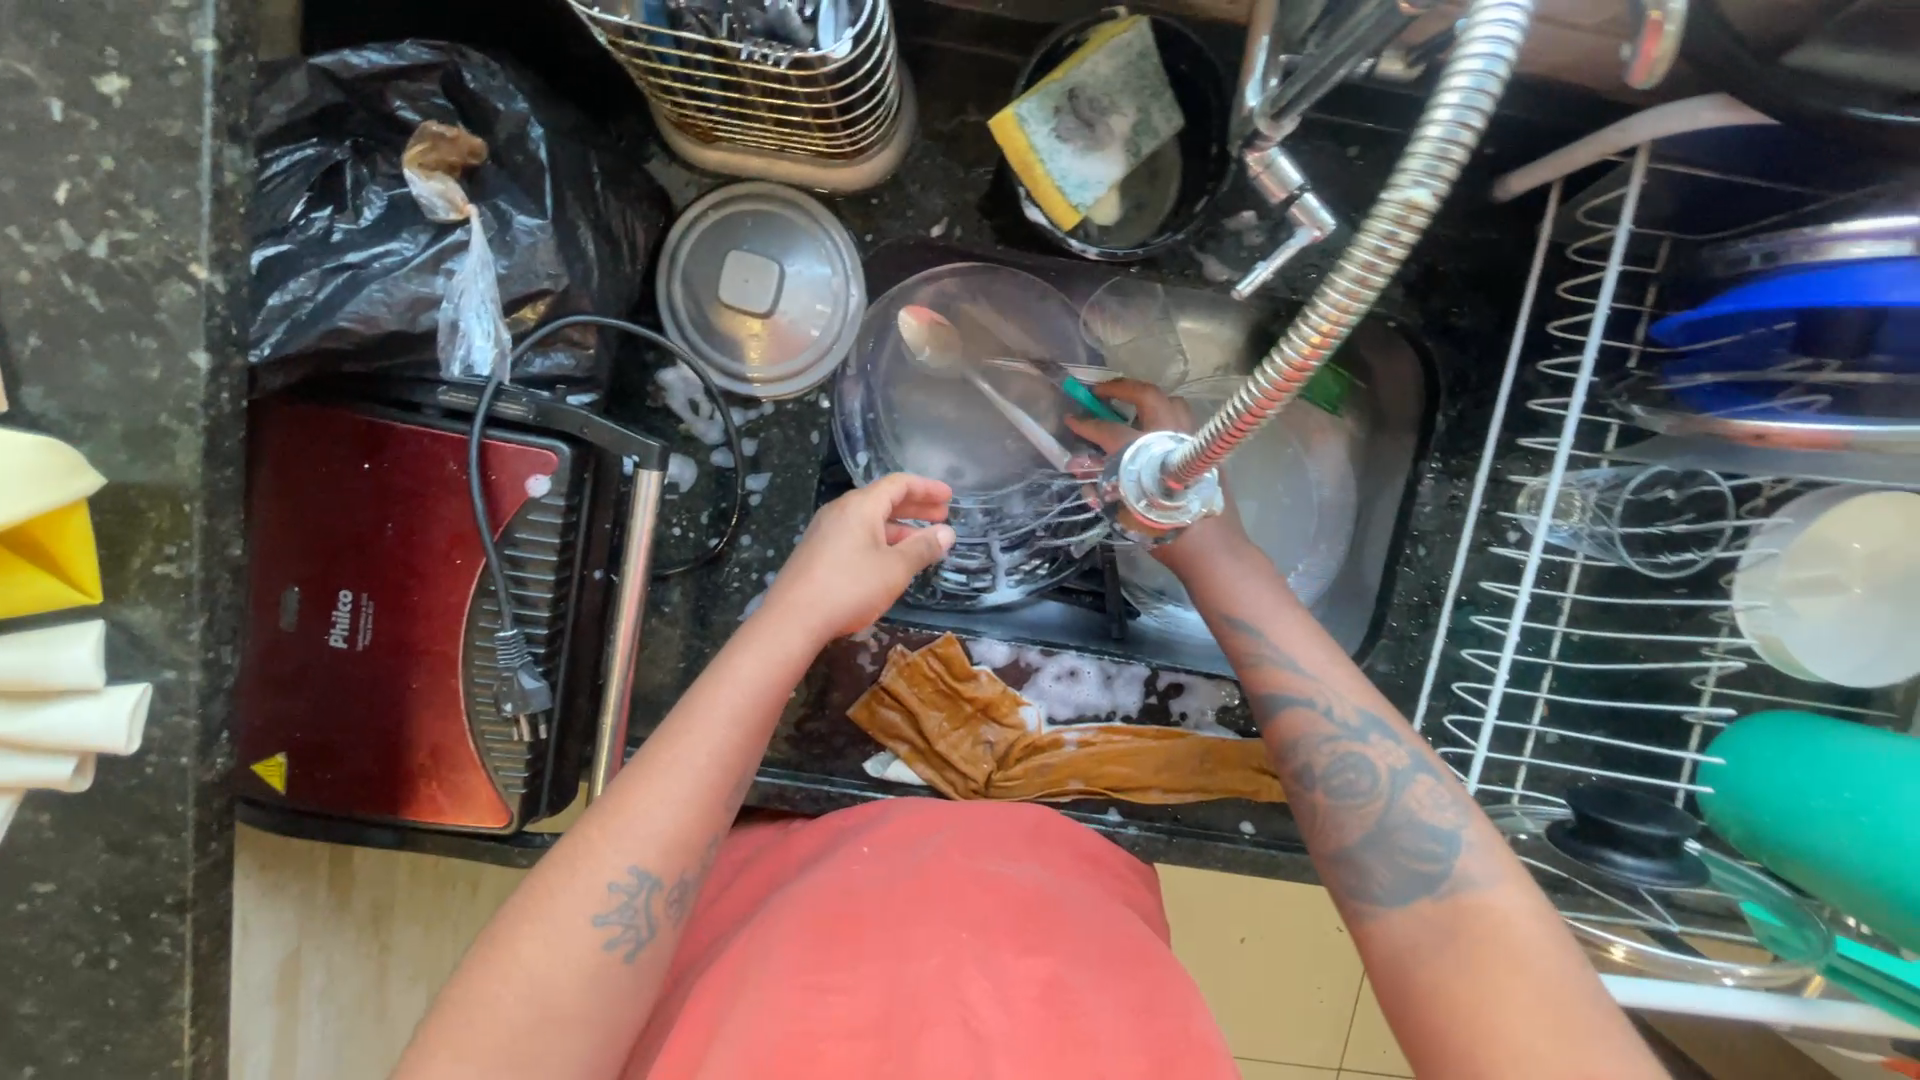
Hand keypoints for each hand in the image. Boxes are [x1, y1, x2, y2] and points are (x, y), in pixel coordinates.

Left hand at [760, 473, 955, 642]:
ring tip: (922, 542)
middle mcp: (841, 510)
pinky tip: (890, 560)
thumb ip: (922, 548)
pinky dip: (879, 540)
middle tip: (942, 516)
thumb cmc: (849, 588)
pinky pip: (856, 535)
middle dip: (915, 507)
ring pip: (869, 520)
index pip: (898, 484)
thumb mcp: (895, 569)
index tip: (949, 497)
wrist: (792, 619)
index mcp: (860, 506)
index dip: (926, 488)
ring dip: (898, 527)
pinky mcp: (817, 551)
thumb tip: (947, 533)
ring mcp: (825, 530)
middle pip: (883, 499)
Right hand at [1063, 379, 1257, 579]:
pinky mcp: (1207, 449)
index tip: (1071, 419)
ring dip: (1149, 400)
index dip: (1086, 424)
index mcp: (1144, 452)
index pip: (1108, 430)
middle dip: (1120, 389)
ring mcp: (1192, 438)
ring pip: (1173, 403)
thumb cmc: (1162, 533)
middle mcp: (1170, 436)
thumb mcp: (1121, 511)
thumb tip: (1077, 464)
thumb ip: (1098, 483)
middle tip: (1100, 393)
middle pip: (1146, 395)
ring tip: (1133, 411)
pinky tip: (1157, 435)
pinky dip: (1168, 418)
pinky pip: (1186, 421)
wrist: (1211, 549)